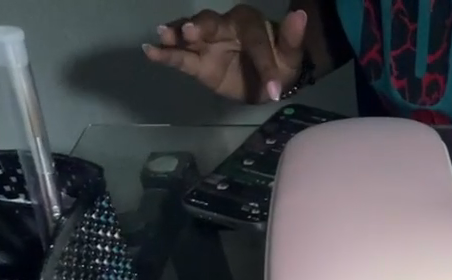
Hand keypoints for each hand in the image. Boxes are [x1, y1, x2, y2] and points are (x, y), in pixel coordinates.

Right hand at [142, 7, 307, 103]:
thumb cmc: (280, 63)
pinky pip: (181, 57)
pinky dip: (166, 54)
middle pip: (210, 23)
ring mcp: (208, 44)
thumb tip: (300, 15)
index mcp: (250, 24)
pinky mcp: (198, 63)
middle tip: (192, 34)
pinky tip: (150, 51)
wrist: (266, 78)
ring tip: (164, 35)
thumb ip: (292, 38)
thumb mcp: (291, 56)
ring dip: (178, 34)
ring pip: (191, 34)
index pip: (256, 41)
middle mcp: (225, 27)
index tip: (273, 91)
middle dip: (201, 27)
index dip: (264, 64)